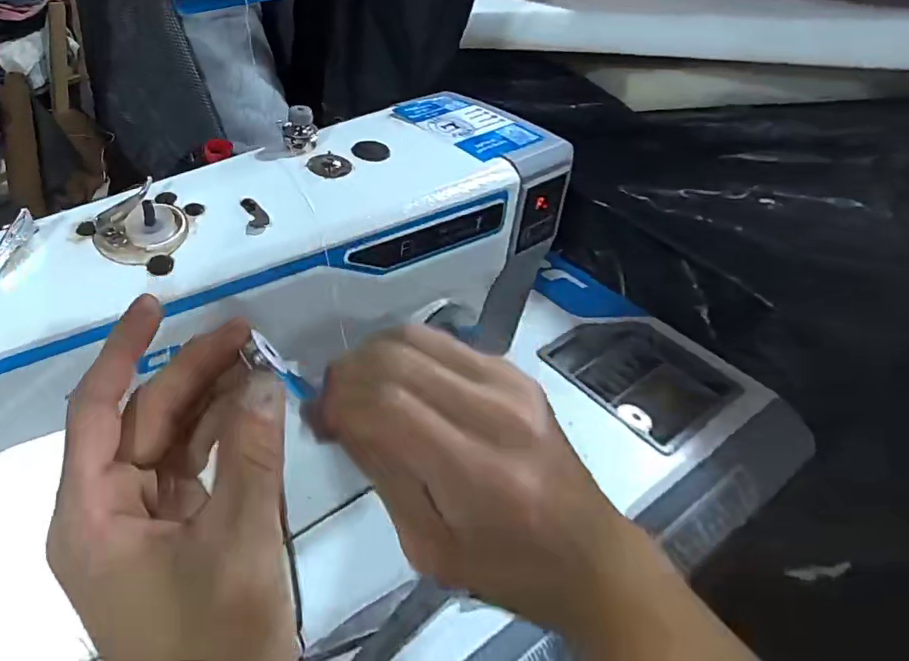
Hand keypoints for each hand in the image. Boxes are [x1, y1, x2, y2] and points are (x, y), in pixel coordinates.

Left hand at [46, 295, 296, 660]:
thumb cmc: (216, 645)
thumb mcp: (239, 543)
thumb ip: (252, 454)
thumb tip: (265, 378)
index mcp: (89, 514)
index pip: (94, 410)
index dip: (122, 351)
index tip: (153, 306)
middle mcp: (105, 508)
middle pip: (145, 416)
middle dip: (193, 370)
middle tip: (244, 332)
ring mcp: (140, 518)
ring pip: (172, 434)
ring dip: (214, 397)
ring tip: (257, 360)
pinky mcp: (174, 527)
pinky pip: (193, 460)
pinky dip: (223, 431)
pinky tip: (254, 404)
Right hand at [314, 325, 753, 660]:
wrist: (590, 554)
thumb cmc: (508, 570)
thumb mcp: (431, 549)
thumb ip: (383, 475)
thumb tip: (340, 417)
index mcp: (480, 473)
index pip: (389, 405)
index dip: (342, 401)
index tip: (318, 416)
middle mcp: (498, 413)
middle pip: (398, 360)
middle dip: (349, 373)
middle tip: (330, 399)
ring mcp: (510, 382)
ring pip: (415, 337)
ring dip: (372, 354)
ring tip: (356, 384)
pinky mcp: (513, 369)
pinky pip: (441, 340)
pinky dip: (403, 351)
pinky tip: (393, 377)